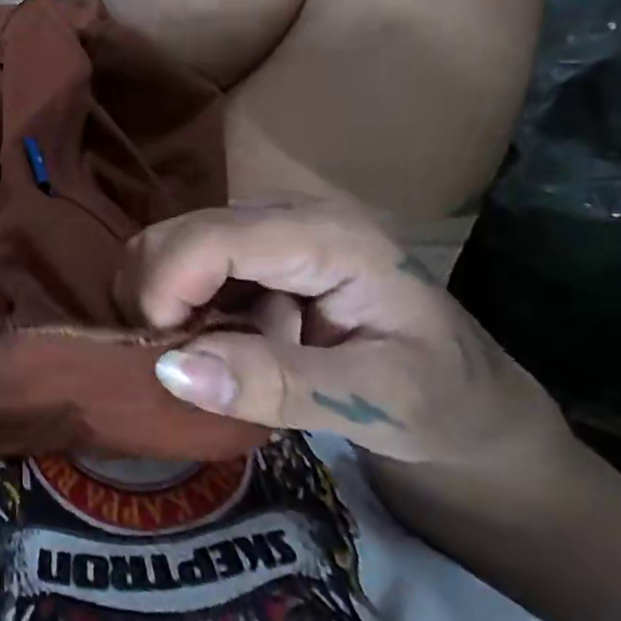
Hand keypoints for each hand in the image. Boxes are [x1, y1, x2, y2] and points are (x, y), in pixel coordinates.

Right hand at [128, 199, 563, 466]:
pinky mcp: (247, 250)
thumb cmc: (442, 400)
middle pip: (174, 235)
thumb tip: (170, 370)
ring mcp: (262, 229)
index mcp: (328, 237)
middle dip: (152, 299)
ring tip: (197, 354)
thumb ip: (279, 386)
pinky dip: (170, 305)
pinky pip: (178, 264)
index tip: (161, 357)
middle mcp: (285, 215)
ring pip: (165, 247)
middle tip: (173, 362)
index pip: (209, 240)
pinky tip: (206, 340)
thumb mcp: (377, 405)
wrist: (468, 397)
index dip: (164, 291)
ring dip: (160, 304)